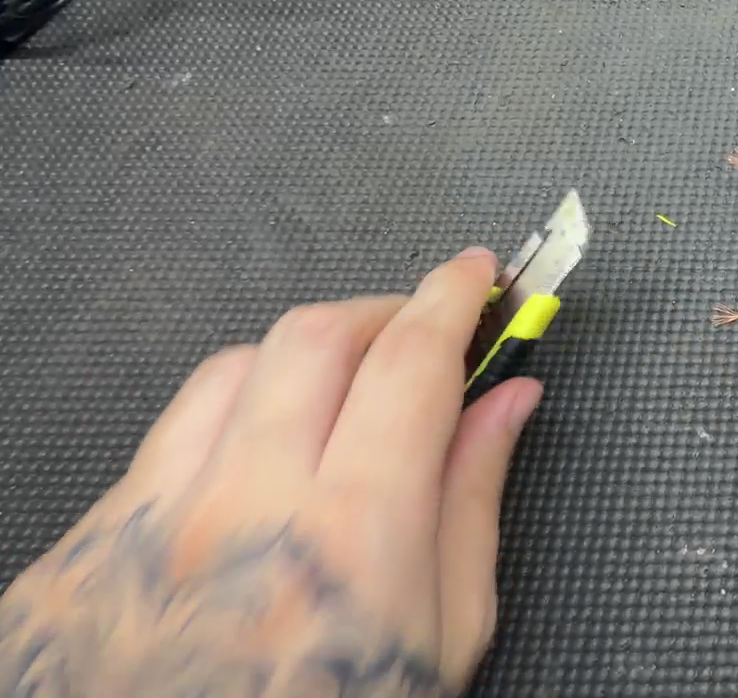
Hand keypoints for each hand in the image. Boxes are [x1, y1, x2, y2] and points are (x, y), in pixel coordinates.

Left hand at [0, 248, 541, 696]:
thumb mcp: (450, 626)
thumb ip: (477, 494)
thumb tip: (511, 398)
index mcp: (353, 529)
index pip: (413, 361)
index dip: (454, 296)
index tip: (481, 270)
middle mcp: (239, 510)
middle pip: (316, 337)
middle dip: (387, 308)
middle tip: (425, 327)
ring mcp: (138, 532)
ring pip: (233, 369)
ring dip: (311, 353)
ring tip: (348, 388)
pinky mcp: (66, 562)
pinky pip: (162, 443)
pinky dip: (235, 420)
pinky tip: (261, 467)